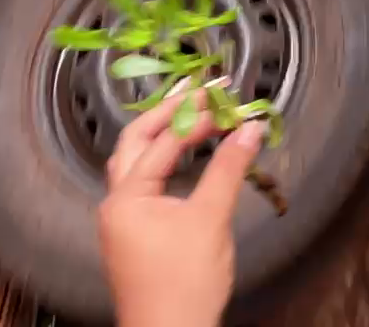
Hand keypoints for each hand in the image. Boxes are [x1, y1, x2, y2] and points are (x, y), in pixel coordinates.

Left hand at [100, 89, 265, 326]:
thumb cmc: (185, 282)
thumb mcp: (211, 218)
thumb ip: (229, 167)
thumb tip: (251, 126)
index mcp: (127, 197)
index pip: (164, 140)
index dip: (197, 115)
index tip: (227, 98)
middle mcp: (117, 202)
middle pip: (136, 140)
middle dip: (168, 110)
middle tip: (199, 86)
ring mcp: (124, 218)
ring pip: (137, 158)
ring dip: (163, 130)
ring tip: (191, 106)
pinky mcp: (136, 231)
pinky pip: (146, 177)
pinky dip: (165, 154)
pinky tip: (186, 149)